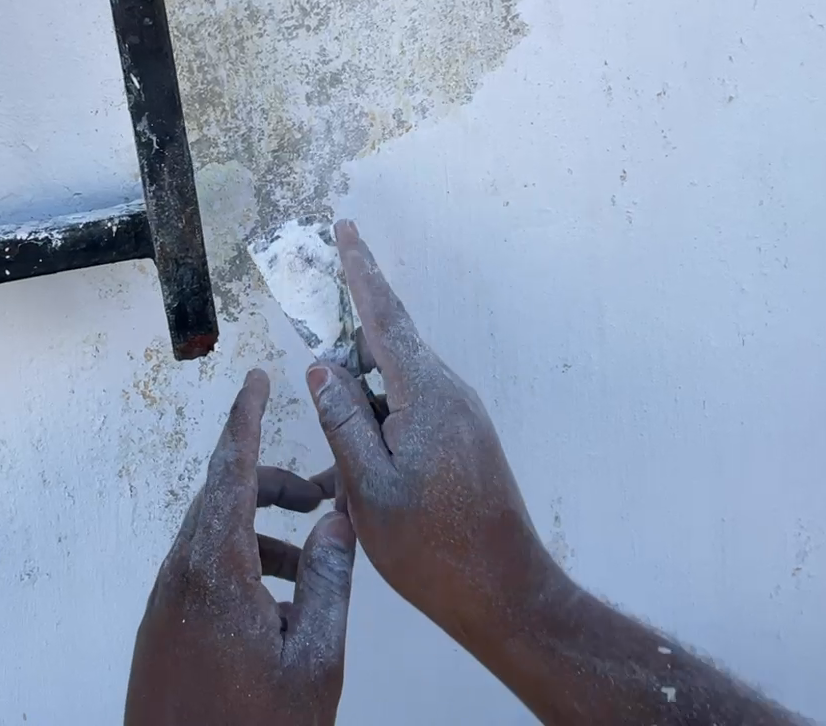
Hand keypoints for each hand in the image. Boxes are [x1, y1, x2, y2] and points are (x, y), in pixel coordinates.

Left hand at [125, 370, 358, 725]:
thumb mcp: (312, 658)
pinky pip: (206, 566)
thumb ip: (328, 583)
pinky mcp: (166, 620)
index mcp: (216, 565)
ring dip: (262, 533)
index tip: (255, 379)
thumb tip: (337, 523)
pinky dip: (243, 563)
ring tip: (309, 564)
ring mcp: (169, 595)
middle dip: (271, 486)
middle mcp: (184, 568)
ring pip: (218, 534)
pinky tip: (279, 603)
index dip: (246, 418)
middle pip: (226, 497)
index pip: (232, 469)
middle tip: (318, 499)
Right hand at [306, 222, 566, 654]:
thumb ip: (343, 420)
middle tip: (317, 328)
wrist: (508, 596)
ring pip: (394, 380)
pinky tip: (361, 458)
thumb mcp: (370, 488)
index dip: (361, 271)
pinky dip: (377, 414)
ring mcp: (457, 415)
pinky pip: (407, 405)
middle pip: (388, 344)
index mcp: (427, 396)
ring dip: (360, 391)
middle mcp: (447, 394)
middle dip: (349, 331)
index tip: (345, 230)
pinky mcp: (459, 436)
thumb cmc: (433, 550)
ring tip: (341, 442)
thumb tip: (322, 367)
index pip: (385, 318)